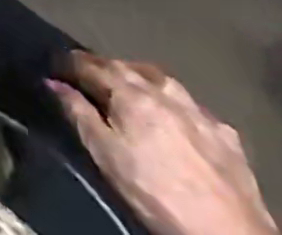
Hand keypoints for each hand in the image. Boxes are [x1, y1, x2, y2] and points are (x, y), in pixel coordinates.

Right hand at [49, 51, 277, 234]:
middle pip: (127, 67)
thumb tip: (53, 81)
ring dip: (139, 76)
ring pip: (163, 80)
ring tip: (128, 84)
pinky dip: (176, 102)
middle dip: (102, 65)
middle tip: (85, 72)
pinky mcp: (228, 138)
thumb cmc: (151, 190)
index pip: (91, 66)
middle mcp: (165, 95)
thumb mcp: (103, 152)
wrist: (227, 234)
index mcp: (131, 95)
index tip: (53, 66)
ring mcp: (201, 115)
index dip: (68, 62)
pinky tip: (176, 115)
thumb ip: (77, 111)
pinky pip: (194, 106)